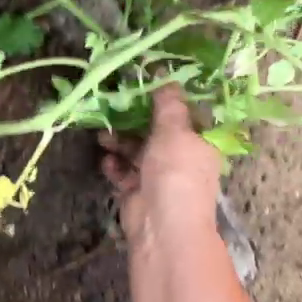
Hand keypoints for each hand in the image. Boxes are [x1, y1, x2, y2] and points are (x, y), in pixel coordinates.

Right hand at [99, 86, 220, 251]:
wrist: (162, 225)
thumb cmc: (176, 172)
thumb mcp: (174, 131)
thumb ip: (167, 104)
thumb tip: (166, 76)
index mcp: (199, 142)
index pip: (185, 115)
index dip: (166, 99)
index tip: (143, 84)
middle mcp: (181, 157)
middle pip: (156, 131)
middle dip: (133, 120)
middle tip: (112, 106)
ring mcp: (158, 175)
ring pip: (136, 150)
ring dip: (119, 142)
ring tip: (102, 136)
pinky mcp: (137, 189)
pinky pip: (123, 171)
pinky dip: (114, 165)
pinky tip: (107, 161)